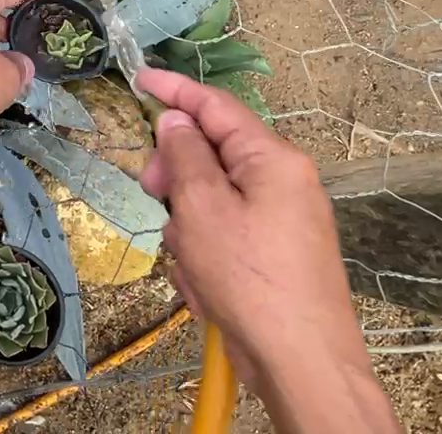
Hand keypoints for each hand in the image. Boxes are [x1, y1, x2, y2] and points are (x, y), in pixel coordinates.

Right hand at [136, 67, 390, 432]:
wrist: (303, 366)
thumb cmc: (248, 277)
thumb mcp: (201, 205)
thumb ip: (184, 152)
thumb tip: (175, 119)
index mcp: (272, 159)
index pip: (215, 105)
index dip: (174, 88)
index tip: (138, 76)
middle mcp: (283, 180)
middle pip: (211, 150)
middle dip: (175, 168)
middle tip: (150, 189)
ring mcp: (282, 218)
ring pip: (212, 193)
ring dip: (187, 217)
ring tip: (187, 255)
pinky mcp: (275, 251)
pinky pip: (225, 228)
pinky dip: (204, 246)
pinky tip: (203, 281)